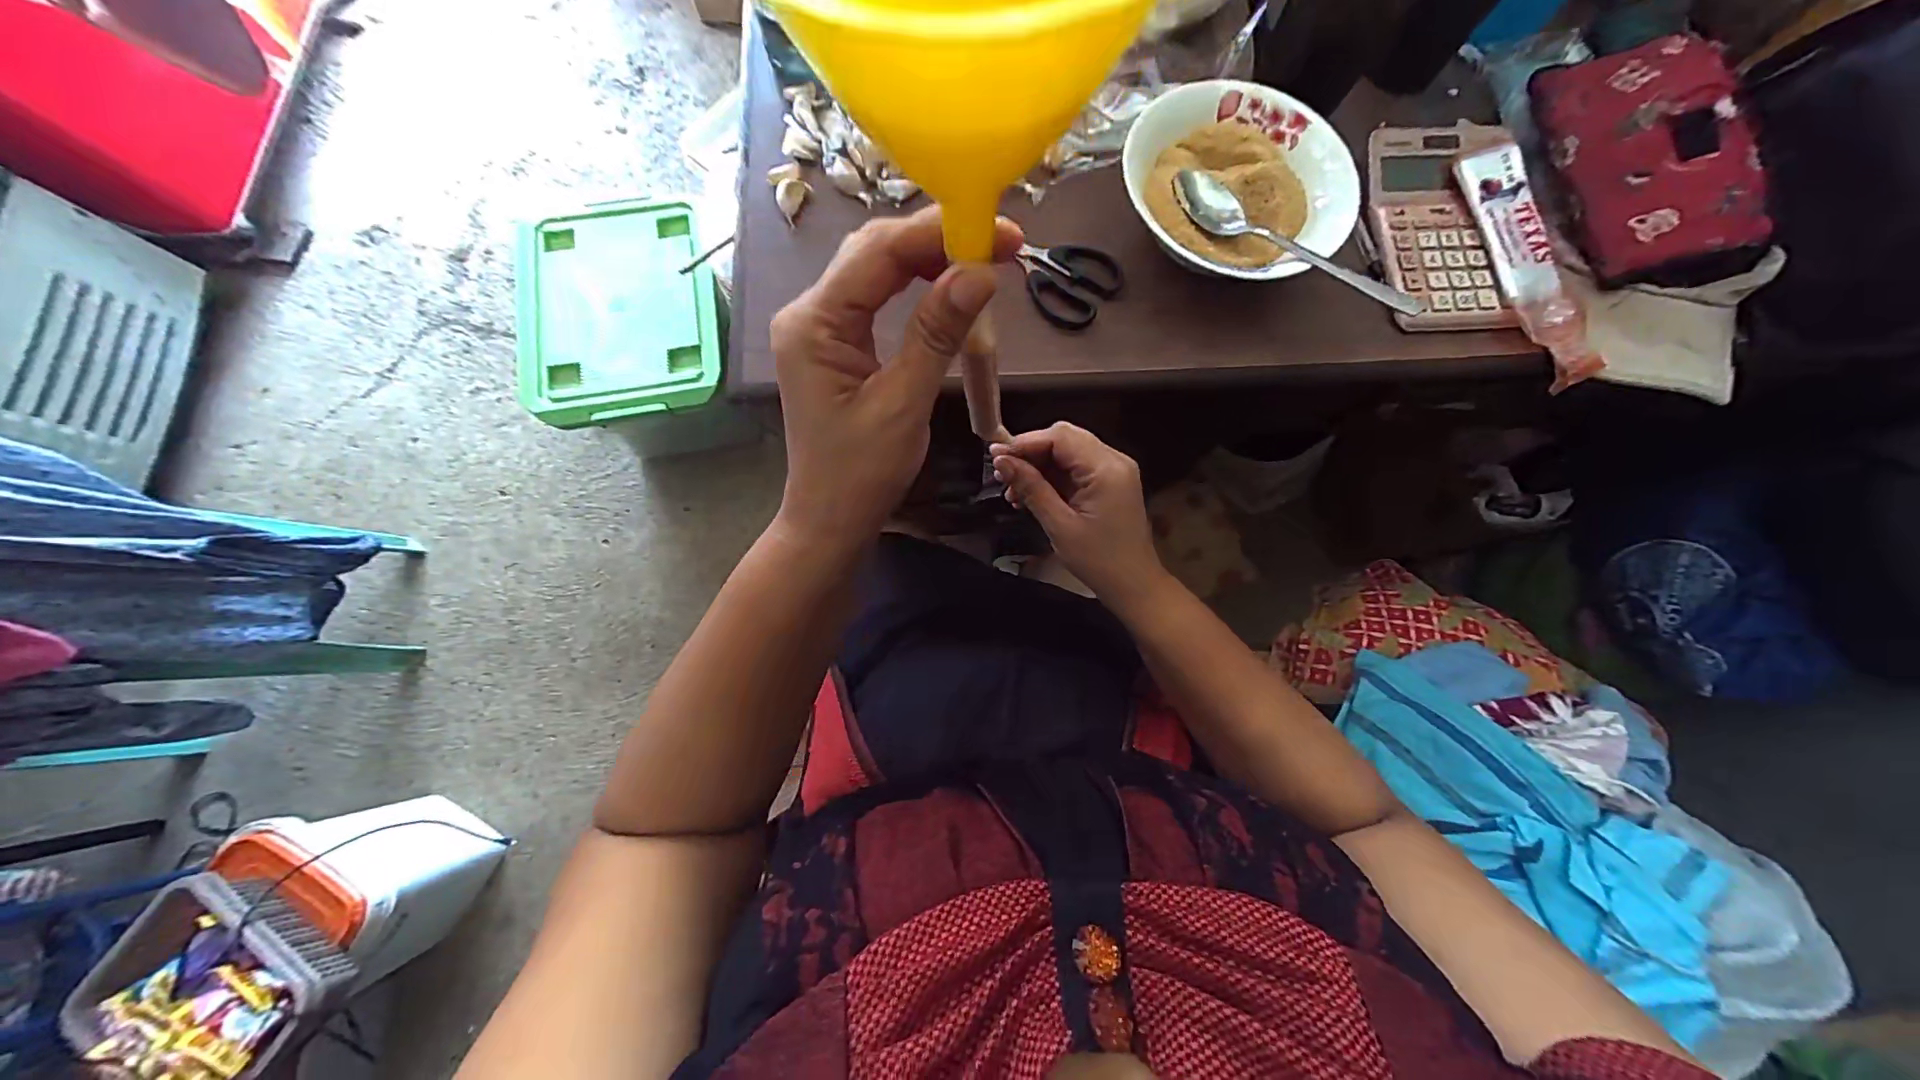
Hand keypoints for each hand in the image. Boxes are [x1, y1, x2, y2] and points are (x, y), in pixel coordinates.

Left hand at [771, 207, 1022, 549]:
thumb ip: (937, 333)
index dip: (941, 233)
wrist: (830, 518)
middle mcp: (809, 313)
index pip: (879, 253)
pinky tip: (949, 284)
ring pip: (877, 270)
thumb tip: (980, 272)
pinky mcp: (835, 343)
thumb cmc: (861, 473)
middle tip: (999, 242)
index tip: (999, 231)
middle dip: (937, 239)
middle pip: (875, 252)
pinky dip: (915, 286)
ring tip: (983, 257)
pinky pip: (877, 298)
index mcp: (814, 323)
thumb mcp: (904, 403)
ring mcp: (819, 327)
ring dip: (929, 259)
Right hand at [990, 422, 1166, 603]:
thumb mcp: (1059, 525)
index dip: (1024, 442)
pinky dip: (1051, 477)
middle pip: (1064, 439)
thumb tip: (1001, 461)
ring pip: (1067, 453)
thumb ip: (1031, 487)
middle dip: (1029, 453)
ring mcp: (1113, 471)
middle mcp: (1113, 461)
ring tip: (1012, 491)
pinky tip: (1030, 495)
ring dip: (1038, 467)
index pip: (1060, 437)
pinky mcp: (1109, 483)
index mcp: (1106, 468)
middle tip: (1001, 474)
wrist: (1133, 585)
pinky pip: (1075, 468)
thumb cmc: (1098, 560)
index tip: (994, 456)